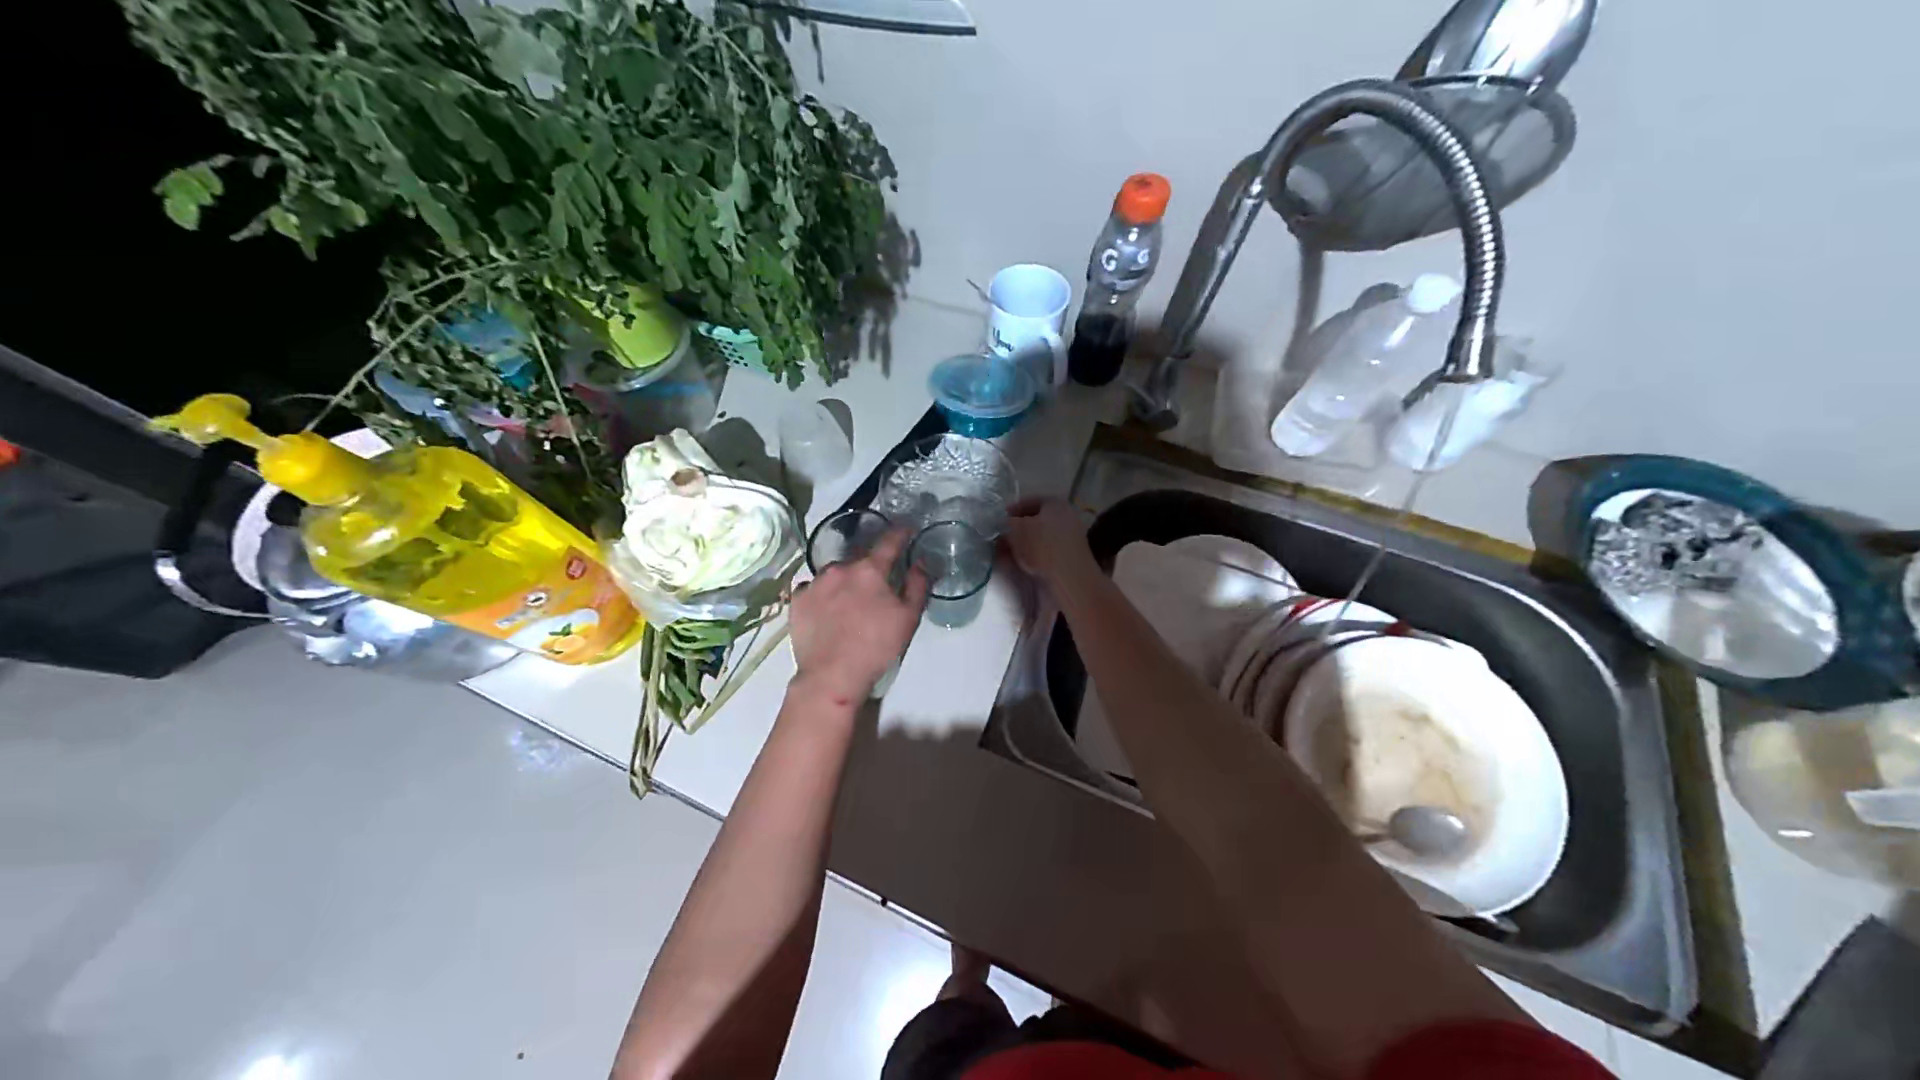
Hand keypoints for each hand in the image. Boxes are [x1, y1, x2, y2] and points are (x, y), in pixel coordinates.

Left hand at [790, 528, 928, 704]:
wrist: (832, 676)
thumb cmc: (876, 647)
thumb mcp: (908, 618)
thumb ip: (917, 586)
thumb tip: (920, 562)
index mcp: (870, 570)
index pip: (889, 541)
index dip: (901, 533)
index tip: (907, 530)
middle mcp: (840, 568)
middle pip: (860, 559)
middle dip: (870, 567)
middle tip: (876, 586)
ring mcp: (814, 583)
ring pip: (835, 573)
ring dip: (845, 580)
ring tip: (848, 603)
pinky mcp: (797, 600)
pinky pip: (813, 589)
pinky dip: (823, 595)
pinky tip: (827, 612)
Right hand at [1004, 498, 1095, 583]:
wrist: (1069, 579)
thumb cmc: (1041, 546)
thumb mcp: (1015, 529)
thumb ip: (1005, 524)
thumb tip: (1001, 525)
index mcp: (1056, 504)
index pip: (1028, 502)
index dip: (1010, 511)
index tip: (997, 522)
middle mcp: (1066, 518)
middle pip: (1034, 522)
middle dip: (1014, 531)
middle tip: (998, 541)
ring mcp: (1069, 539)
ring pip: (1038, 539)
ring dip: (1020, 546)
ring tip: (1004, 555)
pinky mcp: (1068, 559)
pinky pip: (1045, 553)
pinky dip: (1031, 557)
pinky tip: (1018, 565)